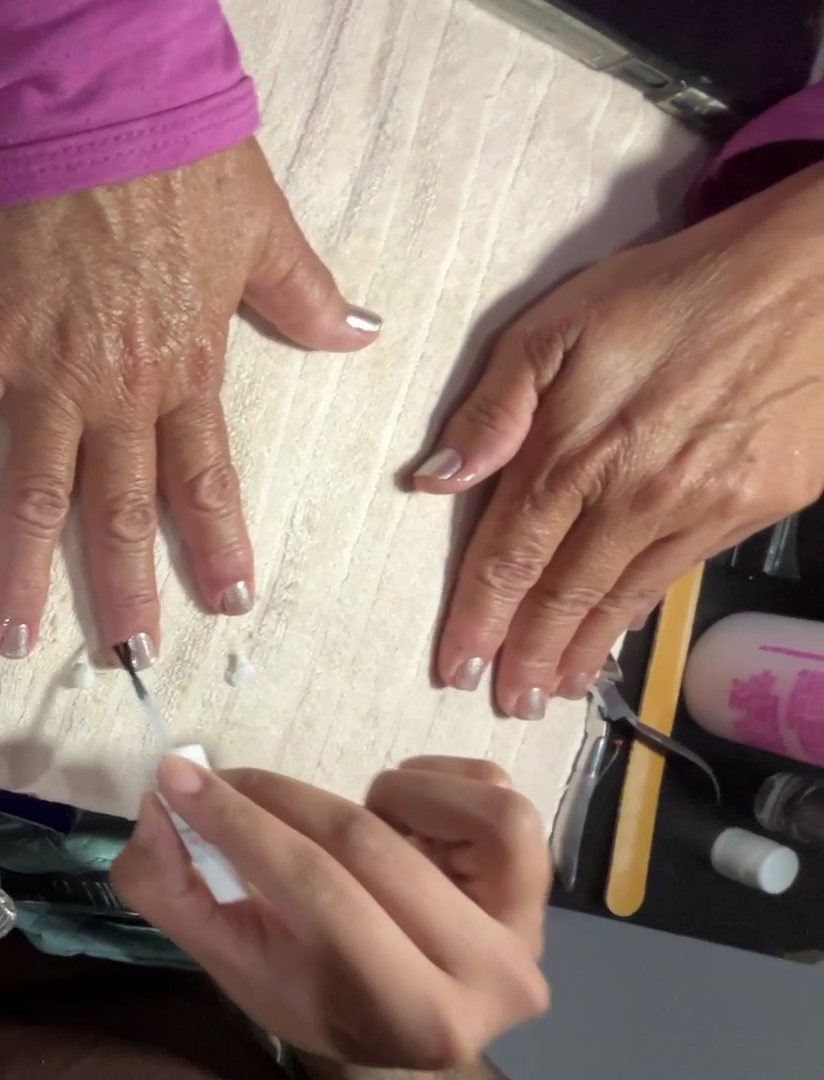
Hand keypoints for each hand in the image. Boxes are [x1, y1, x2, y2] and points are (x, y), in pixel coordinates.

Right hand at [0, 140, 379, 664]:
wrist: (91, 102)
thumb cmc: (177, 159)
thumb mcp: (260, 224)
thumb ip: (305, 295)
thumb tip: (360, 335)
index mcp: (185, 367)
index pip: (205, 476)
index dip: (218, 542)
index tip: (227, 602)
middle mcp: (114, 393)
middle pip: (120, 510)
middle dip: (124, 589)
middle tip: (124, 656)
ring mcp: (40, 379)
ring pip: (33, 495)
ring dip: (22, 572)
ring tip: (12, 638)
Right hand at [113, 756, 549, 1069]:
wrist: (392, 1010)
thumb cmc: (302, 983)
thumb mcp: (223, 951)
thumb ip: (169, 888)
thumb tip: (156, 807)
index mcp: (407, 1012)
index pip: (315, 887)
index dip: (237, 820)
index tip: (175, 775)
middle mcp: (492, 980)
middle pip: (365, 843)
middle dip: (272, 795)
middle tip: (218, 781)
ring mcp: (529, 933)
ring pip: (468, 817)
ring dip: (380, 794)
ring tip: (334, 822)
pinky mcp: (542, 890)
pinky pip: (501, 800)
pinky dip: (436, 783)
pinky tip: (395, 812)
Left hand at [416, 163, 823, 717]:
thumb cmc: (671, 292)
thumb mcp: (550, 332)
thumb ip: (490, 413)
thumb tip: (431, 480)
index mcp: (571, 459)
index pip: (505, 560)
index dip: (476, 619)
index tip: (453, 667)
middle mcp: (633, 497)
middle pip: (560, 594)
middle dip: (524, 654)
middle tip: (500, 703)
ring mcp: (704, 506)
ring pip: (620, 597)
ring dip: (579, 650)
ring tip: (550, 693)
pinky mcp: (761, 504)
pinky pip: (678, 577)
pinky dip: (637, 618)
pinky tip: (616, 641)